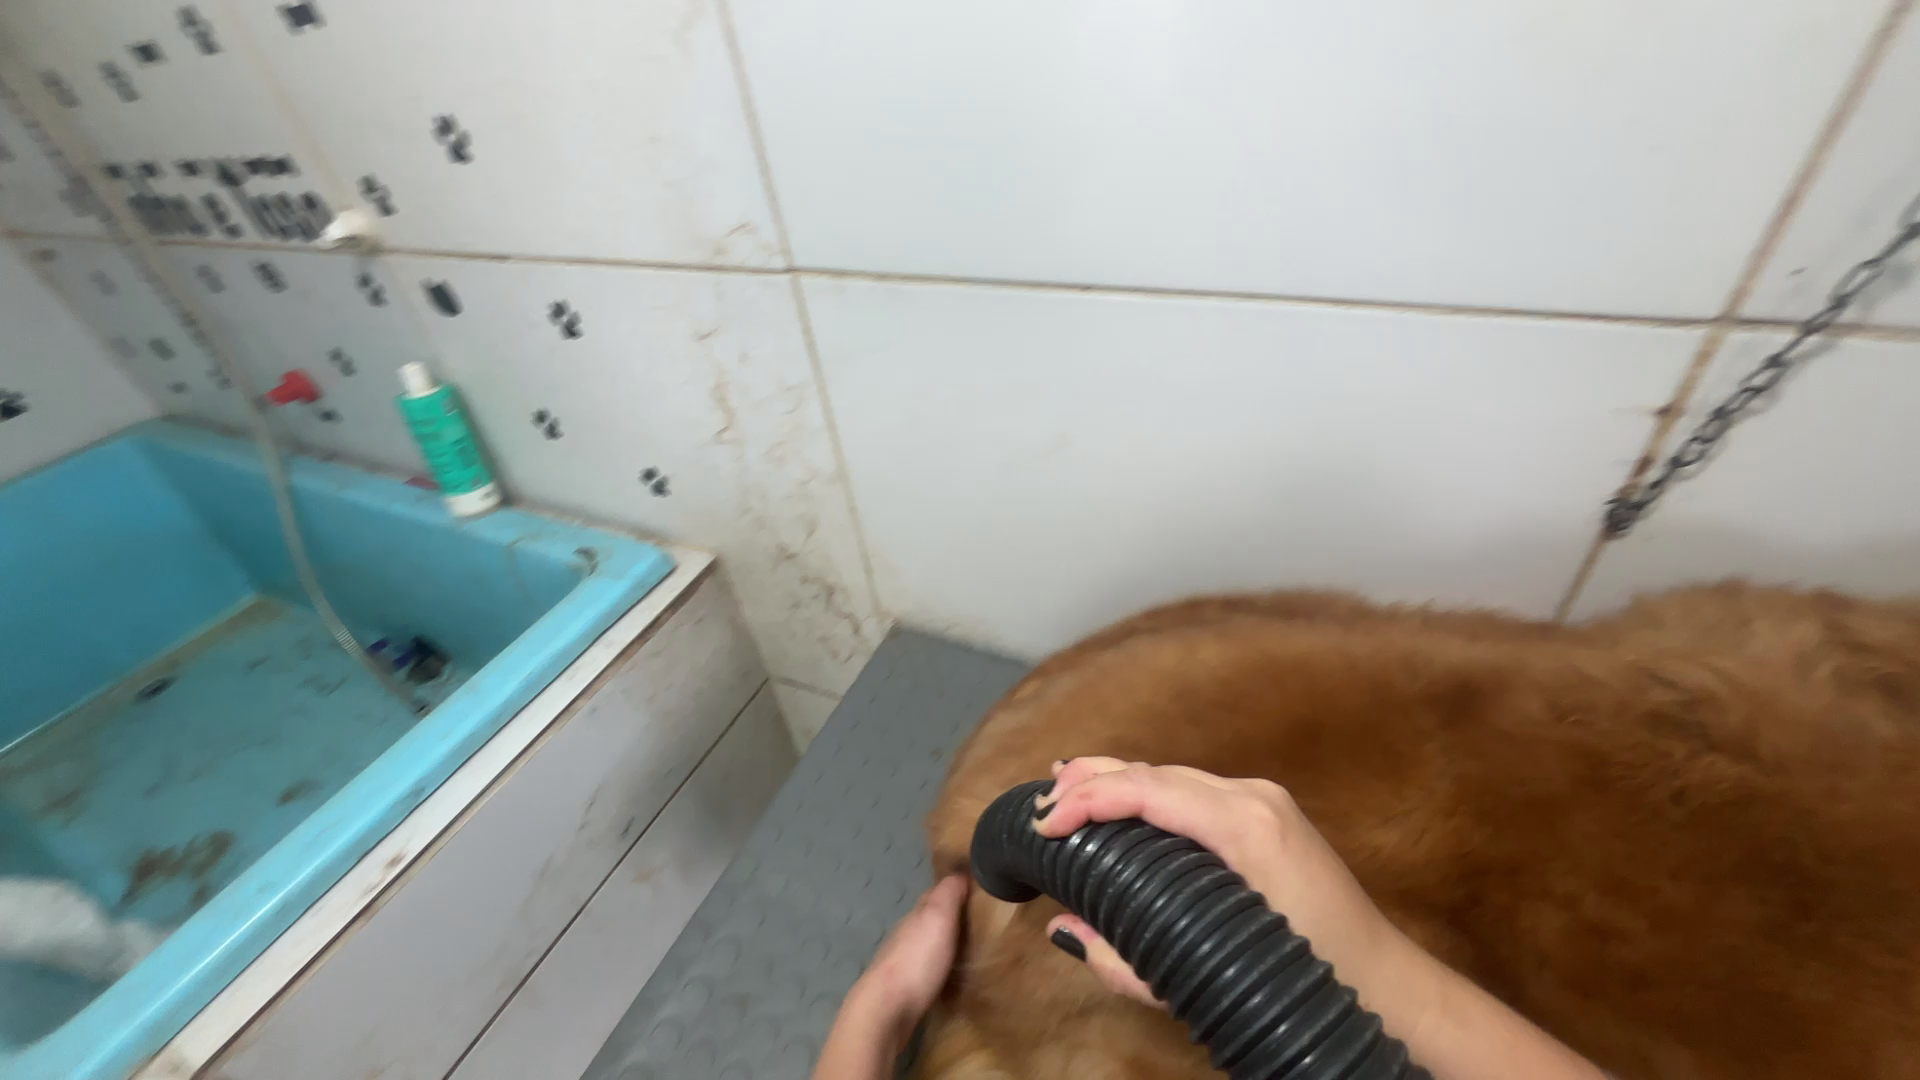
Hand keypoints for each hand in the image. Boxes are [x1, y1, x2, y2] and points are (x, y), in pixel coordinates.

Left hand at [847, 873, 968, 1035]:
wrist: (885, 1010)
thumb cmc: (917, 960)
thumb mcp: (938, 917)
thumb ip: (948, 893)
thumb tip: (961, 871)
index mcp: (916, 914)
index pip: (936, 893)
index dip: (955, 889)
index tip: (977, 890)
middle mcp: (906, 933)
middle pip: (929, 918)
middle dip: (950, 917)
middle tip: (978, 923)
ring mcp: (900, 961)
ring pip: (925, 944)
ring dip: (942, 943)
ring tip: (967, 950)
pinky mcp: (902, 989)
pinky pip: (924, 970)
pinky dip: (937, 967)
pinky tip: (947, 976)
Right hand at [1033, 758, 1433, 1025]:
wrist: (1390, 989)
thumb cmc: (1307, 985)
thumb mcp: (1207, 980)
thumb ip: (1126, 958)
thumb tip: (1063, 928)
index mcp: (1245, 827)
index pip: (1146, 789)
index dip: (1087, 798)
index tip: (1045, 824)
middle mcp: (1252, 796)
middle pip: (1153, 771)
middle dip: (1091, 781)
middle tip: (1042, 804)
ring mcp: (1261, 797)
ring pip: (1168, 773)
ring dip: (1114, 780)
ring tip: (1064, 790)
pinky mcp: (1264, 808)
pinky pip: (1189, 788)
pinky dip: (1145, 790)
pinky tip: (1119, 797)